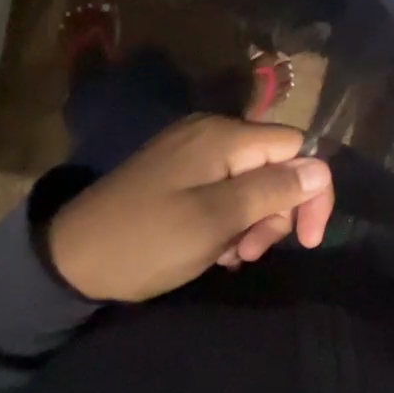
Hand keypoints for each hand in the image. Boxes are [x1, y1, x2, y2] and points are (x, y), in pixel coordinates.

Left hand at [47, 115, 334, 301]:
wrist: (72, 259)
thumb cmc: (148, 241)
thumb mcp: (216, 220)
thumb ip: (271, 191)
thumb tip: (321, 169)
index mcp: (222, 137)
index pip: (296, 147)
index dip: (311, 191)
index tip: (308, 240)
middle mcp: (209, 134)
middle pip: (274, 166)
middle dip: (275, 213)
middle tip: (250, 253)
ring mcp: (189, 153)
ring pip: (250, 182)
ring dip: (251, 223)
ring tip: (228, 257)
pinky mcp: (175, 174)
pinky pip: (222, 190)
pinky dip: (227, 220)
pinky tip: (213, 250)